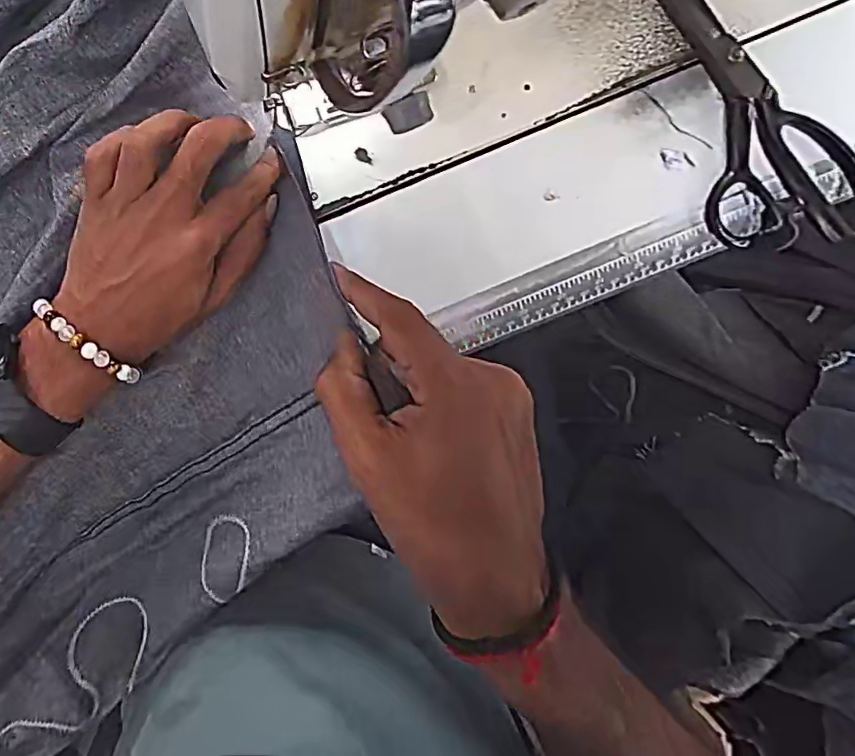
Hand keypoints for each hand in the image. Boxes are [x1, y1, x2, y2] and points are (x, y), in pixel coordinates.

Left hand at [19, 111, 281, 420]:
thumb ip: (246, 251)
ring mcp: (124, 204)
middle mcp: (161, 215)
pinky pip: (101, 154)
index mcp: (195, 243)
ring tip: (190, 124)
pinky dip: (120, 138)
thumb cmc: (153, 317)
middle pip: (198, 148)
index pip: (242, 192)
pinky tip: (139, 140)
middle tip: (236, 131)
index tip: (269, 161)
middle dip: (226, 128)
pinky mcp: (96, 202)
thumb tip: (265, 209)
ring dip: (173, 121)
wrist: (97, 331)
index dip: (265, 170)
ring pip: (146, 140)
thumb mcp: (215, 297)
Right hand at [315, 266, 550, 639]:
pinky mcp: (513, 410)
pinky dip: (433, 399)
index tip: (341, 277)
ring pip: (435, 365)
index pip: (401, 319)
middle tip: (374, 417)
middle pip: (415, 346)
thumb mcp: (366, 456)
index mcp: (455, 387)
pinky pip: (458, 383)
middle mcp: (490, 381)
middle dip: (385, 368)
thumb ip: (344, 388)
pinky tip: (432, 445)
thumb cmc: (437, 527)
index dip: (365, 293)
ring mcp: (508, 395)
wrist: (493, 578)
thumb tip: (342, 347)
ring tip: (410, 444)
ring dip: (411, 388)